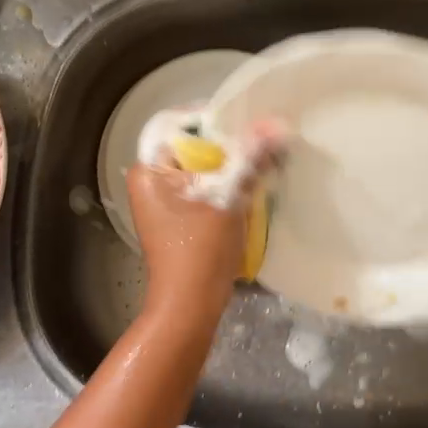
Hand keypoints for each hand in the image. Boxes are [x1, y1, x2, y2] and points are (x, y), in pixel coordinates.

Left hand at [126, 126, 279, 320]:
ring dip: (235, 166)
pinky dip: (230, 185)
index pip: (181, 124)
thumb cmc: (199, 252)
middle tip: (266, 141)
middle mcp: (153, 180)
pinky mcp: (184, 217)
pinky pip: (208, 188)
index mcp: (150, 170)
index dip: (216, 120)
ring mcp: (167, 200)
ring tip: (266, 162)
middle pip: (195, 146)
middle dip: (231, 144)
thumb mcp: (227, 200)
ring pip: (205, 168)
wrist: (190, 306)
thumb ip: (249, 159)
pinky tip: (256, 186)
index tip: (251, 122)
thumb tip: (277, 124)